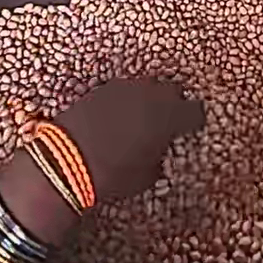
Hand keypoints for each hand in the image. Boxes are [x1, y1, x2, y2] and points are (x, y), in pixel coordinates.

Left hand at [54, 78, 204, 202]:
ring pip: (149, 86)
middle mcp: (152, 94)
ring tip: (142, 118)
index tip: (191, 128)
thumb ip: (158, 157)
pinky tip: (119, 115)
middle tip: (167, 122)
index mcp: (170, 116)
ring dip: (149, 99)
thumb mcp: (145, 176)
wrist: (67, 159)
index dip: (194, 120)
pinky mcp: (105, 86)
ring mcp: (128, 87)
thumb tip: (158, 152)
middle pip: (173, 91)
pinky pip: (126, 88)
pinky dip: (127, 99)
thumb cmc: (113, 174)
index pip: (195, 111)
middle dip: (173, 104)